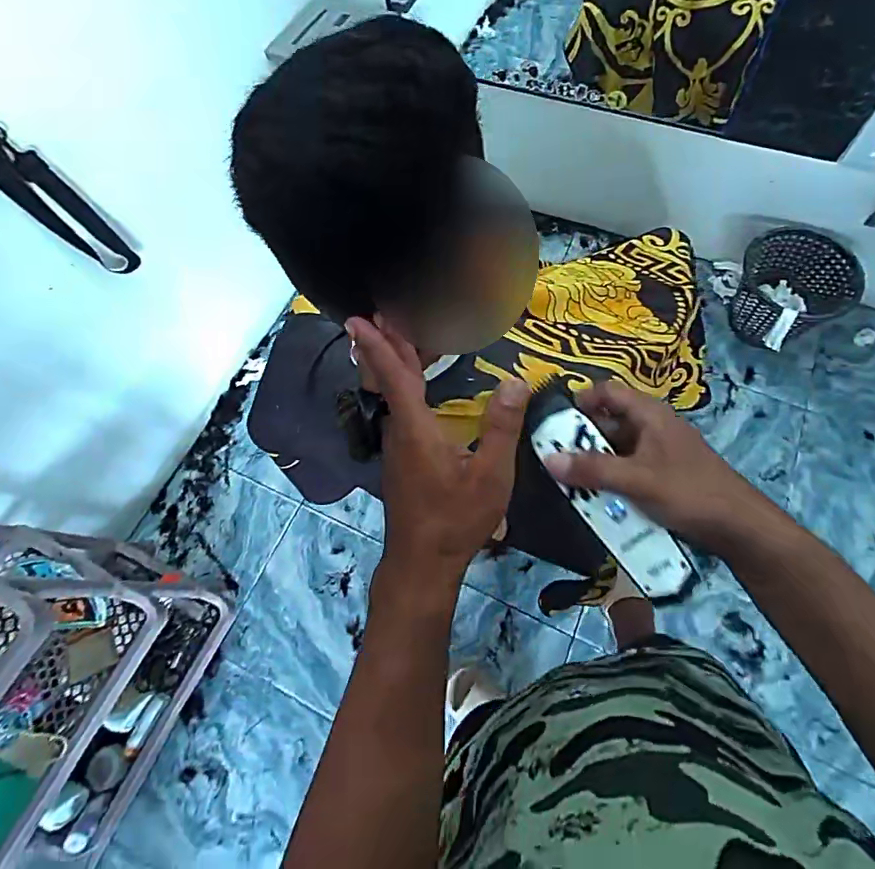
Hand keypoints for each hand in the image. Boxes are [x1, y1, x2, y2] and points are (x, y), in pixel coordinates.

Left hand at [348, 316, 529, 582]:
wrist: (423, 562)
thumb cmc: (456, 518)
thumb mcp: (490, 475)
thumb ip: (501, 427)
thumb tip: (514, 380)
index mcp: (415, 429)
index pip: (394, 377)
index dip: (379, 345)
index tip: (360, 318)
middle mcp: (399, 432)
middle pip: (387, 379)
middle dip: (387, 344)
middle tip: (389, 312)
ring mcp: (397, 447)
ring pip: (390, 395)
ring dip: (394, 364)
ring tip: (405, 336)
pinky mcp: (402, 459)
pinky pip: (398, 409)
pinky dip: (403, 385)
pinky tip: (420, 385)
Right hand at [541, 381, 784, 549]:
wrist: (737, 526)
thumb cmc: (688, 491)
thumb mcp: (636, 479)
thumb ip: (593, 470)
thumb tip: (549, 459)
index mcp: (650, 414)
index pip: (608, 391)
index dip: (582, 400)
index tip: (556, 423)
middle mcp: (653, 427)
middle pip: (609, 423)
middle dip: (583, 440)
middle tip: (555, 459)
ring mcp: (659, 453)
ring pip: (618, 450)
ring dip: (596, 464)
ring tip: (568, 483)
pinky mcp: (664, 476)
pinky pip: (629, 471)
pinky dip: (612, 480)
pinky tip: (597, 500)